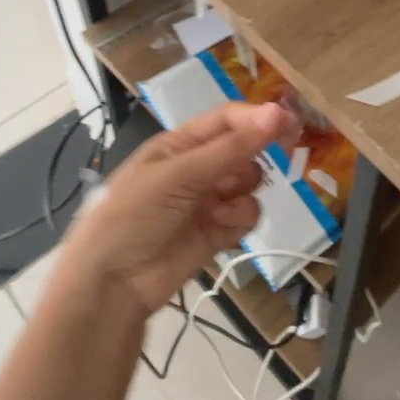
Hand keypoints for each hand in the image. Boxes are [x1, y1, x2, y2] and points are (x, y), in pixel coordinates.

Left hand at [64, 102, 298, 315]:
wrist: (110, 286)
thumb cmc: (132, 215)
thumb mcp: (178, 175)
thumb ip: (231, 147)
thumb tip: (277, 113)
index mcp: (180, 144)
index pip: (228, 120)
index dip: (258, 118)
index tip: (289, 122)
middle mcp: (197, 167)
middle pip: (245, 147)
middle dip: (260, 151)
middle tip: (286, 151)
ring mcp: (208, 201)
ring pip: (250, 181)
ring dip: (244, 189)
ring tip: (222, 204)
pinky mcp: (217, 232)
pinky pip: (246, 214)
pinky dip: (240, 219)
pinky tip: (221, 227)